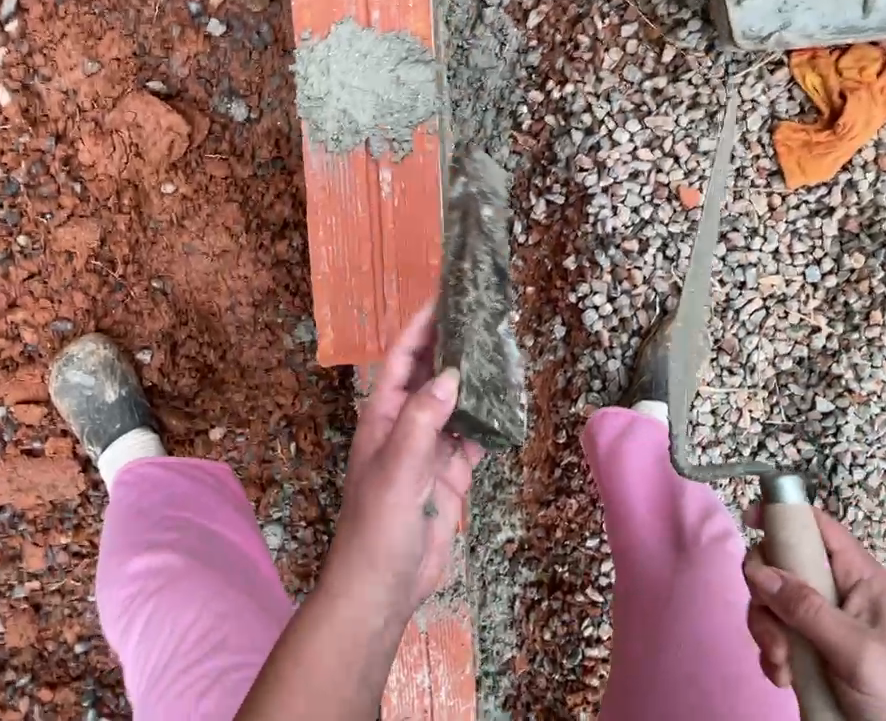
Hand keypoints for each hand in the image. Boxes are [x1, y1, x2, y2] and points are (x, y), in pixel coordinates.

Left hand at [321, 305, 485, 619]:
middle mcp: (407, 424)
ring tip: (504, 354)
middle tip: (485, 318)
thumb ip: (422, 421)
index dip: (421, 327)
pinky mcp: (451, 473)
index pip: (401, 359)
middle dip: (453, 347)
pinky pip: (472, 438)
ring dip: (475, 382)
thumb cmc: (377, 524)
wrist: (383, 587)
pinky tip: (508, 407)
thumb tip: (450, 375)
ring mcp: (430, 449)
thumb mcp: (396, 469)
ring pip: (456, 404)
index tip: (445, 297)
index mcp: (383, 415)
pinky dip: (488, 423)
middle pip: (431, 375)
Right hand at [743, 509, 885, 720]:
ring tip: (782, 663)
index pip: (819, 528)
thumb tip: (757, 569)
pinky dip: (770, 654)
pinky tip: (783, 678)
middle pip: (783, 563)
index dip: (785, 514)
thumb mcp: (857, 652)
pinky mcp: (808, 652)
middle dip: (767, 591)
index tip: (749, 519)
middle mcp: (837, 594)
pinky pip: (773, 635)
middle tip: (772, 624)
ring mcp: (821, 623)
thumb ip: (807, 609)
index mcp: (861, 580)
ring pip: (772, 600)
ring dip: (767, 629)